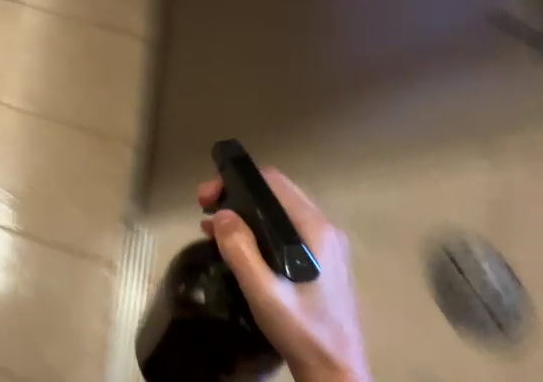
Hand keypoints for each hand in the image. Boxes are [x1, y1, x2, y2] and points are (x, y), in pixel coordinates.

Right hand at [198, 170, 369, 381]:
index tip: (208, 200)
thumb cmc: (303, 332)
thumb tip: (221, 215)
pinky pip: (285, 232)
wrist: (338, 376)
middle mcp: (324, 231)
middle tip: (205, 212)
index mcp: (315, 230)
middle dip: (235, 196)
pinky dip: (258, 231)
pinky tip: (238, 248)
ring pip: (278, 213)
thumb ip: (241, 250)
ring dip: (245, 214)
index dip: (235, 181)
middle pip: (274, 194)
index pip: (272, 182)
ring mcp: (326, 248)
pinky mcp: (322, 264)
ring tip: (214, 230)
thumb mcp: (264, 293)